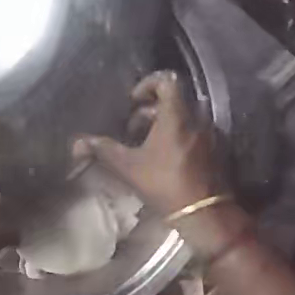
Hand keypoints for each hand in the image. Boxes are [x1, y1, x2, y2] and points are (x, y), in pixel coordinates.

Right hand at [75, 71, 248, 256]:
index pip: (167, 81)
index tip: (133, 102)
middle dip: (150, 110)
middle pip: (174, 100)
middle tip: (133, 129)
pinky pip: (195, 131)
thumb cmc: (164, 184)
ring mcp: (210, 133)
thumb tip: (78, 143)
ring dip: (164, 124)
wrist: (204, 213)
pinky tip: (165, 157)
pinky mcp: (216, 149)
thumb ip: (104, 150)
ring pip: (184, 116)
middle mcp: (197, 118)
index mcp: (176, 116)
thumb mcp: (128, 167)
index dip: (147, 85)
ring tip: (147, 144)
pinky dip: (178, 136)